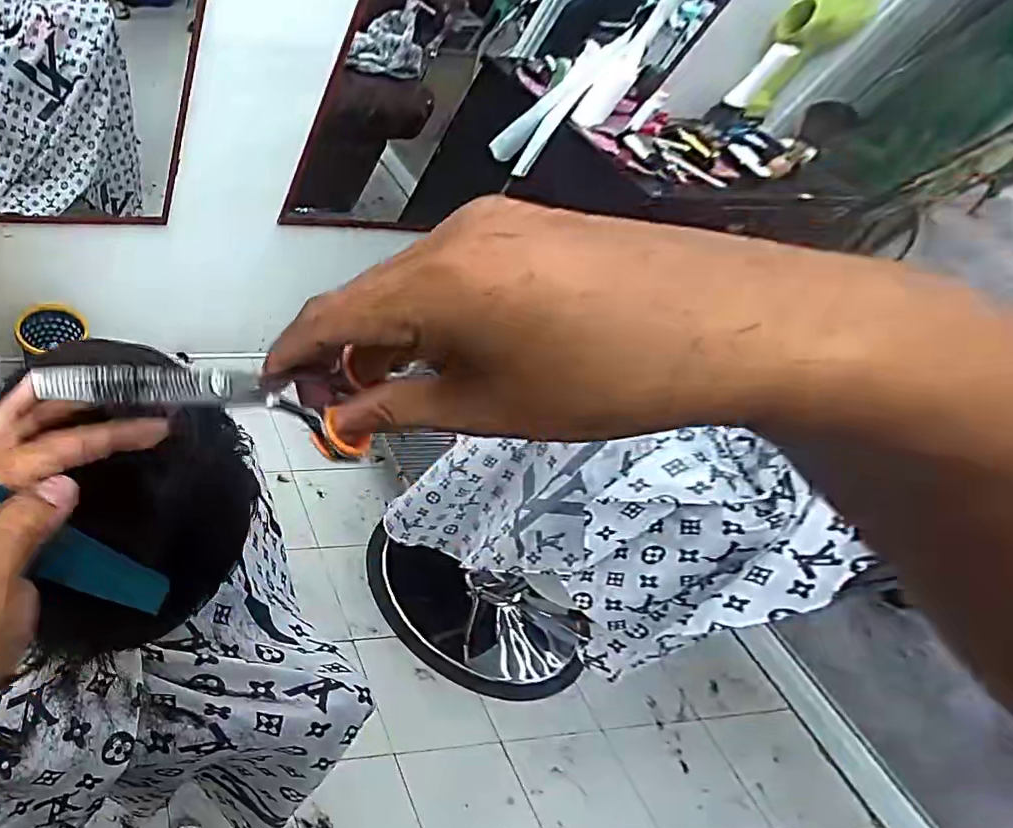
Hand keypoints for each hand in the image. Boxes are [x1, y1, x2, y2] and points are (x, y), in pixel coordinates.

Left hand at [0, 380, 168, 697]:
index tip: (148, 428)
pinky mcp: (0, 515)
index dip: (98, 437)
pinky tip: (65, 426)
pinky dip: (46, 436)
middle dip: (79, 405)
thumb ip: (17, 531)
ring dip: (57, 407)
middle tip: (129, 393)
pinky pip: (24, 462)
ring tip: (97, 389)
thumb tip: (65, 484)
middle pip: (25, 425)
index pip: (42, 454)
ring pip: (18, 434)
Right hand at [265, 195, 913, 443]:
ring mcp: (490, 223)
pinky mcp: (520, 226)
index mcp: (437, 281)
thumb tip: (338, 418)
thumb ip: (398, 407)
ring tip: (385, 392)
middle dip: (334, 355)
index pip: (330, 318)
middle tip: (335, 409)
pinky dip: (420, 317)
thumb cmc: (605, 381)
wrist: (743, 321)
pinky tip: (436, 352)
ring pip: (400, 285)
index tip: (270, 389)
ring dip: (379, 338)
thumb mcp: (487, 408)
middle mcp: (452, 236)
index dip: (290, 355)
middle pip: (360, 298)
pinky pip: (442, 272)